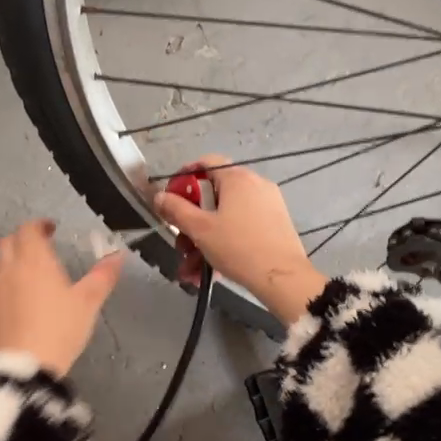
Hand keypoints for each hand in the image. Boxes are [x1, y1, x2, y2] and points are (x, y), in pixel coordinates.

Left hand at [0, 219, 125, 376]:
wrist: (23, 367)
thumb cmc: (59, 329)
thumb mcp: (88, 303)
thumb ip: (102, 276)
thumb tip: (118, 254)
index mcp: (34, 260)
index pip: (29, 230)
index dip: (39, 225)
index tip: (52, 229)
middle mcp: (10, 268)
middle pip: (10, 241)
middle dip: (25, 239)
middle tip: (43, 246)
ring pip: (1, 261)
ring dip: (15, 258)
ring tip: (34, 270)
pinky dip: (9, 278)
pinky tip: (24, 295)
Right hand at [154, 155, 328, 323]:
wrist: (282, 277)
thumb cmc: (237, 248)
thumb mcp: (200, 230)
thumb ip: (176, 210)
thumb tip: (159, 196)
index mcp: (237, 178)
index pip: (206, 163)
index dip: (184, 178)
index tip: (171, 201)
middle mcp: (255, 185)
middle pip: (213, 196)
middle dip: (192, 223)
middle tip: (181, 245)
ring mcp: (268, 205)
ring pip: (226, 218)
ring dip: (204, 241)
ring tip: (192, 269)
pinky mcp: (275, 225)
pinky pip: (241, 228)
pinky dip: (224, 244)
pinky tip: (212, 270)